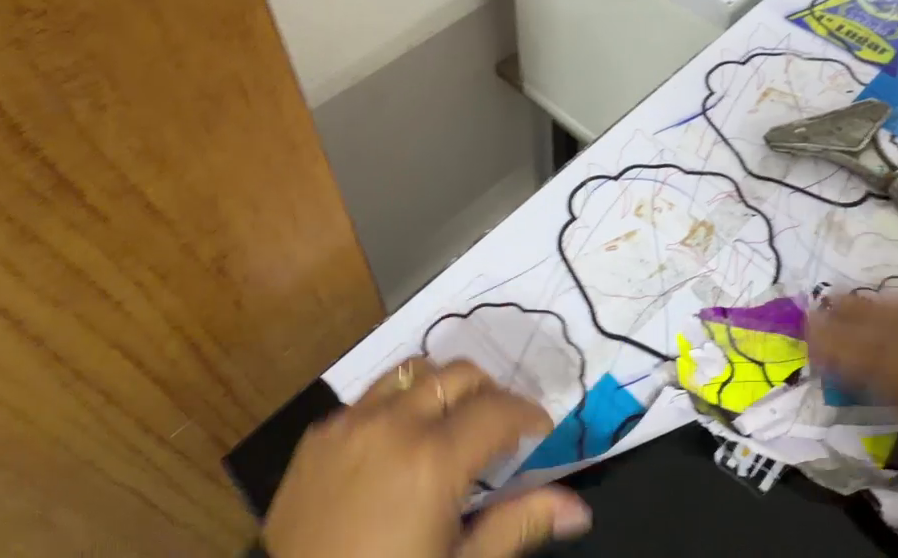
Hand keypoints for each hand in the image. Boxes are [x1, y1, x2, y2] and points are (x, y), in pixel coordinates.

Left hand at [262, 358, 592, 557]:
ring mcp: (350, 423)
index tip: (541, 428)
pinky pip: (369, 397)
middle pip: (458, 374)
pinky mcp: (319, 434)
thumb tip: (578, 508)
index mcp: (433, 459)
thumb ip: (518, 525)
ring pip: (411, 372)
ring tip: (450, 421)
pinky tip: (398, 444)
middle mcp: (393, 424)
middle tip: (500, 426)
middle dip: (489, 392)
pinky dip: (396, 406)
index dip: (528, 414)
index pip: (498, 410)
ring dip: (441, 387)